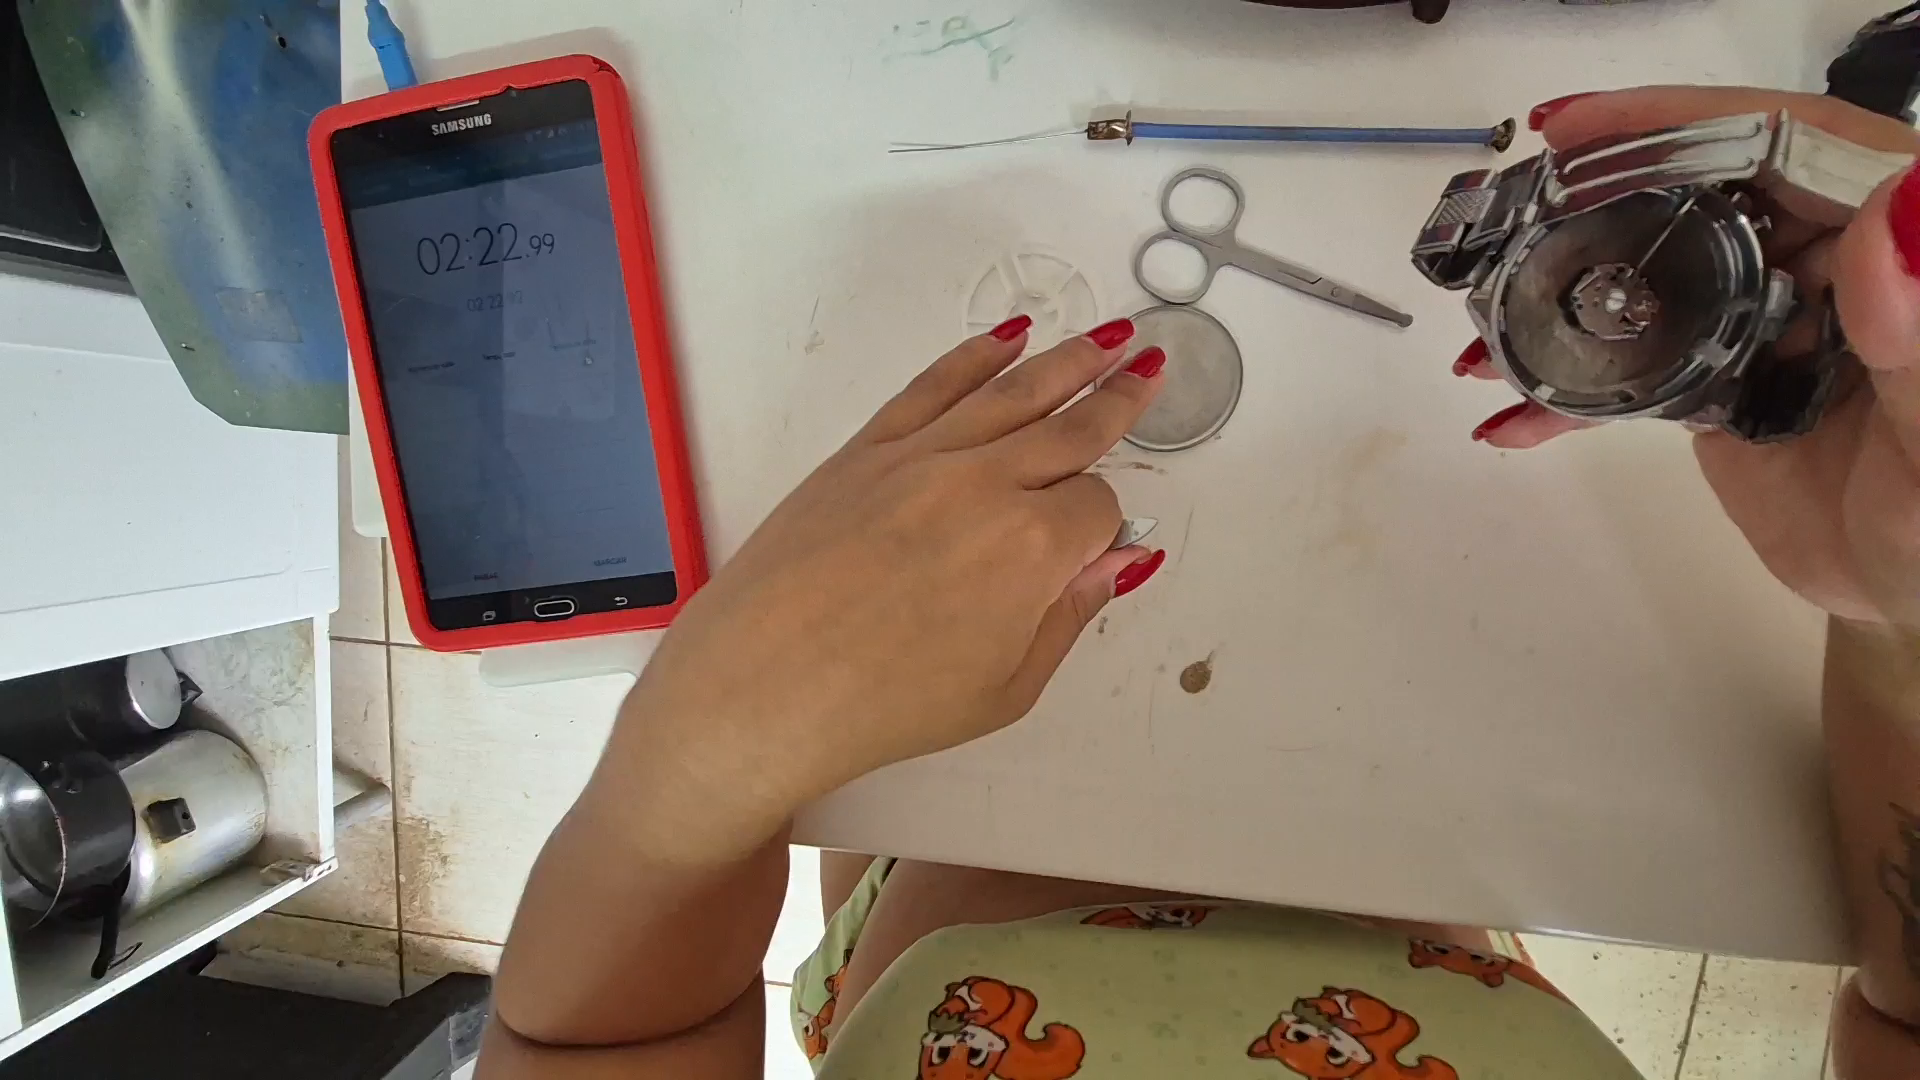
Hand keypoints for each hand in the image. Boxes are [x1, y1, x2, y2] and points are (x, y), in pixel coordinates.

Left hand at [616, 318, 1166, 842]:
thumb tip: (1123, 561)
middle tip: (1150, 368)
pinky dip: (976, 356)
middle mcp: (986, 484)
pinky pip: (934, 384)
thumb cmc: (885, 706)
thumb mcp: (1007, 688)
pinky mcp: (868, 447)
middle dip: (1118, 398)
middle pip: (1070, 429)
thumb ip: (1072, 615)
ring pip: (1014, 391)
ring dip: (1070, 360)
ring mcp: (923, 456)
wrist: (762, 685)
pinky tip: (1009, 337)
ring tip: (1107, 339)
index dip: (1105, 525)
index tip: (1097, 542)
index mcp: (1033, 548)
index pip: (1097, 507)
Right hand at [1456, 87, 1919, 623]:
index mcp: (1894, 242)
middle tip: (1487, 246)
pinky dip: (1558, 400)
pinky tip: (1509, 425)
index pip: (1778, 148)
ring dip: (1546, 319)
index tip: (1564, 133)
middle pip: (1682, 211)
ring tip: (1478, 354)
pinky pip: (1622, 373)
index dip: (1669, 125)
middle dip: (1574, 224)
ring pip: (1636, 292)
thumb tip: (1893, 205)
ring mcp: (1756, 328)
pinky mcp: (1712, 387)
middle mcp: (1819, 268)